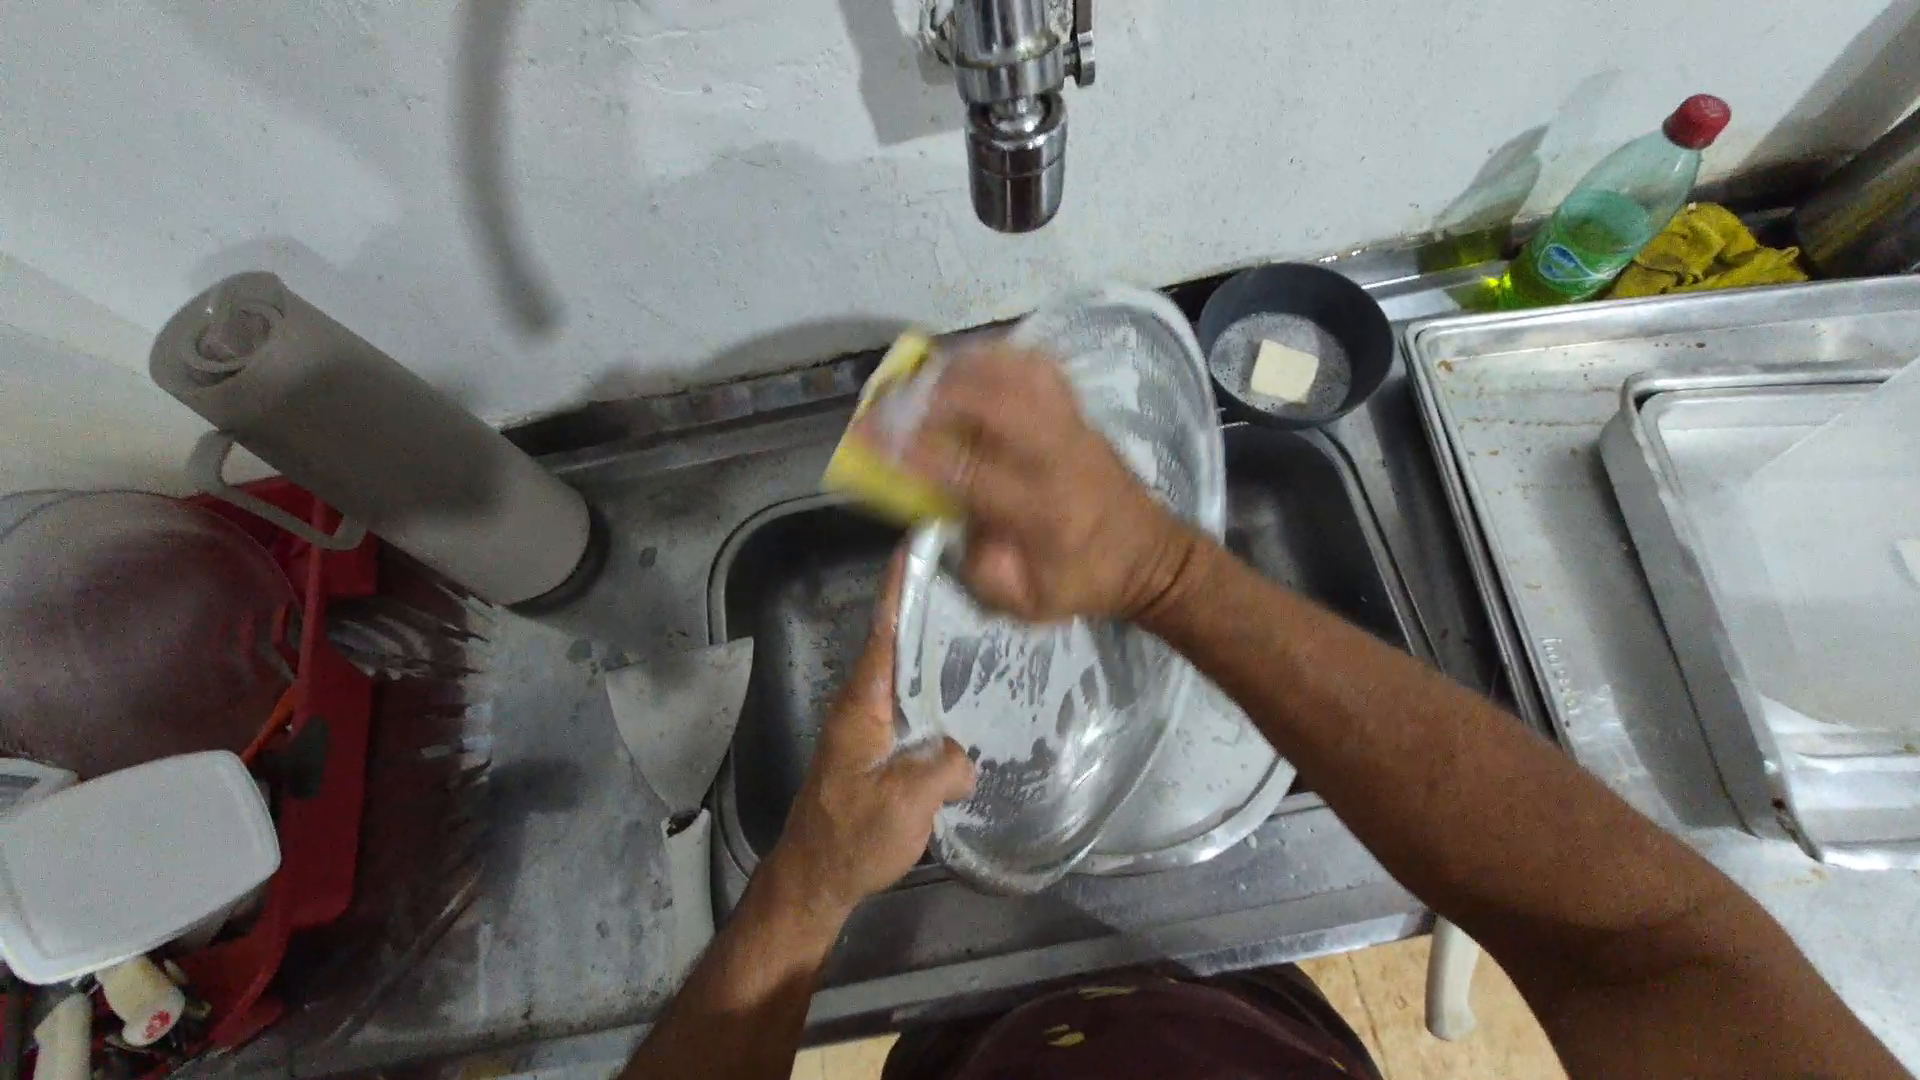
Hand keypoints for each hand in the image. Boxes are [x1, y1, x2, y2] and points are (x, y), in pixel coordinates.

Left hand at [765, 551, 974, 920]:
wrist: (814, 879)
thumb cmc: (852, 838)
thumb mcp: (906, 803)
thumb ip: (943, 767)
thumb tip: (965, 756)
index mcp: (864, 704)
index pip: (885, 632)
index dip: (899, 589)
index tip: (917, 548)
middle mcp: (864, 706)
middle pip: (899, 646)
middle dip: (930, 611)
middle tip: (976, 584)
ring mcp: (869, 728)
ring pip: (908, 677)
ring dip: (937, 653)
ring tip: (985, 633)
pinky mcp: (878, 750)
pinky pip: (913, 708)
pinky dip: (938, 693)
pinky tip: (970, 700)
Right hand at [891, 345, 1199, 621]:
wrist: (1149, 556)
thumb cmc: (1083, 582)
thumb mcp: (1027, 604)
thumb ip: (981, 570)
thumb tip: (949, 519)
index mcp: (1043, 512)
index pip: (972, 472)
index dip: (919, 453)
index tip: (875, 439)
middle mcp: (1060, 458)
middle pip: (998, 403)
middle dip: (937, 395)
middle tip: (894, 399)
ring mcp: (1074, 427)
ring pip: (1021, 373)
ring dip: (966, 368)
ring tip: (925, 376)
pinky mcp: (1080, 412)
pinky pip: (1040, 367)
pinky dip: (1001, 357)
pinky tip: (969, 365)